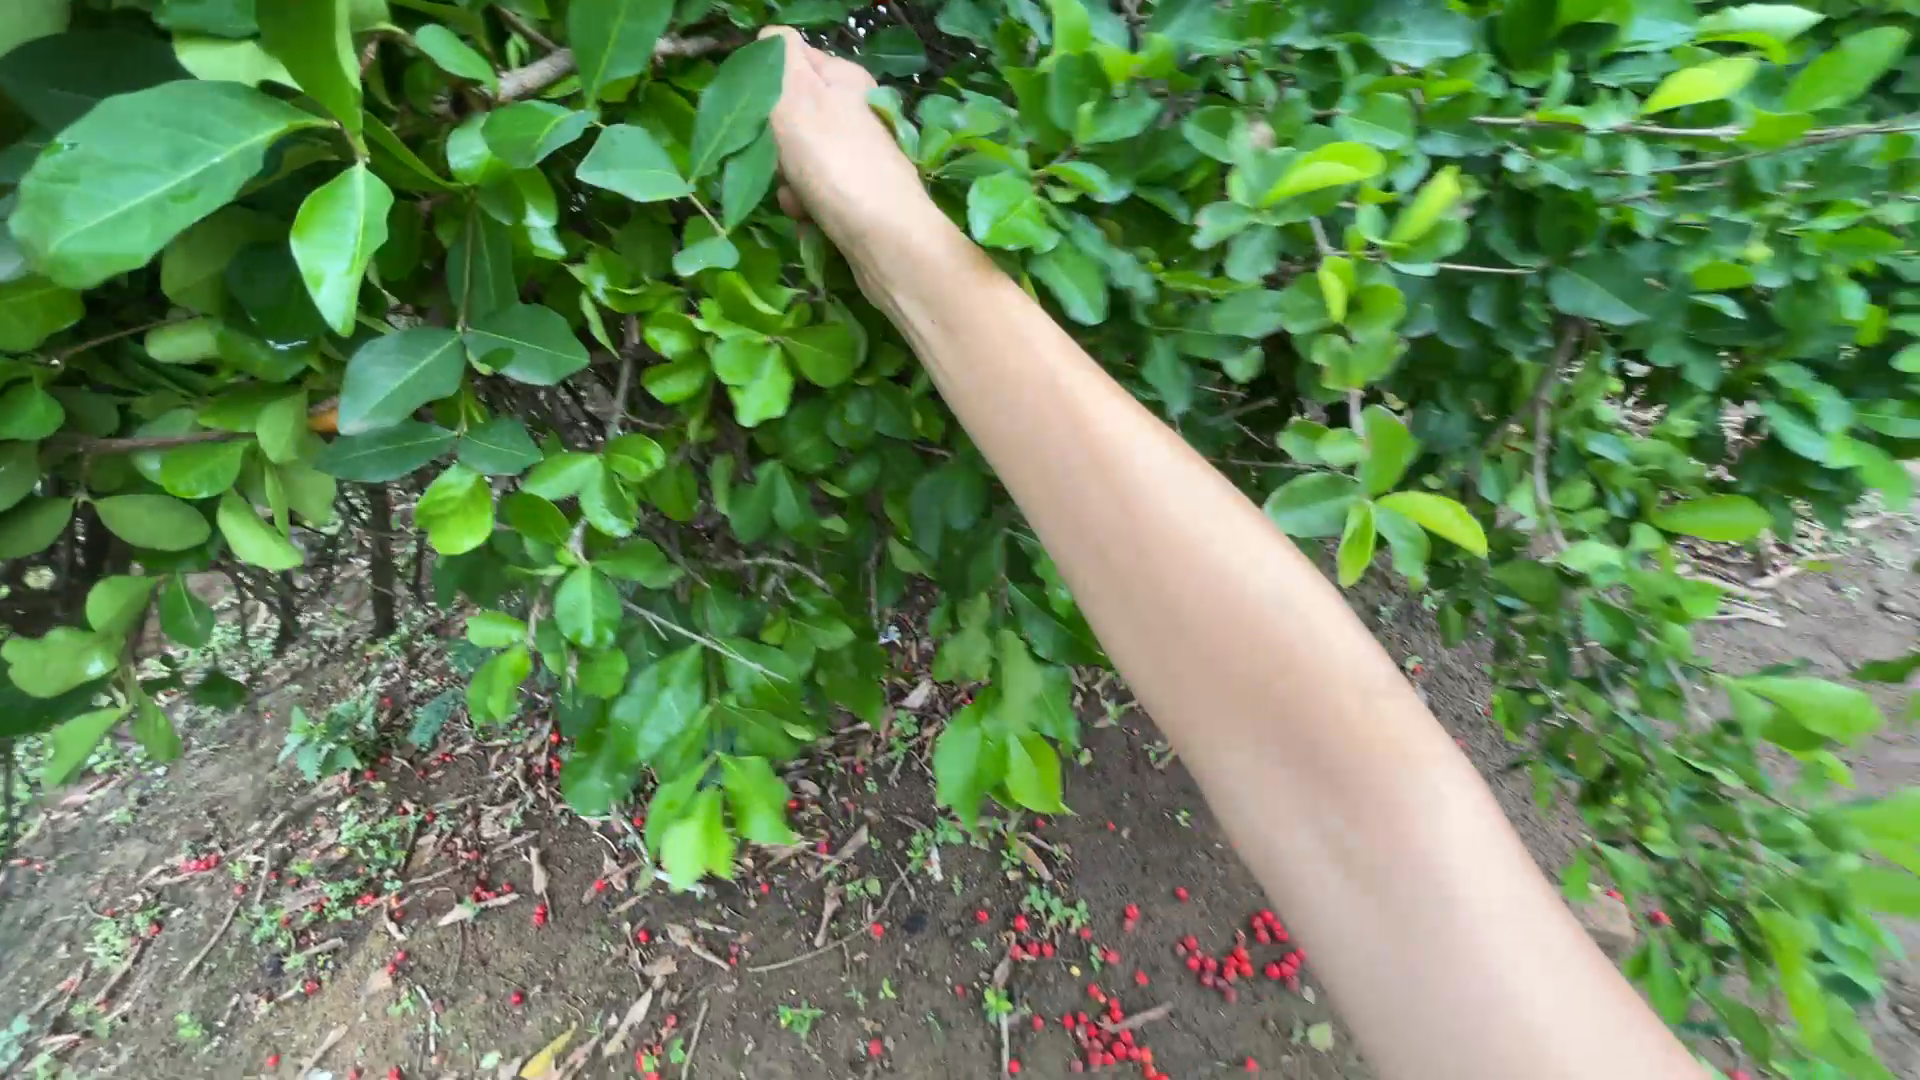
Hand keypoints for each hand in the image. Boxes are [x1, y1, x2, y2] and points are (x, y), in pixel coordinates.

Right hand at [759, 27, 938, 263]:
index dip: (770, 90)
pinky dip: (809, 215)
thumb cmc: (837, 164)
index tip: (764, 114)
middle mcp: (856, 120)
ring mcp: (858, 166)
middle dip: (777, 151)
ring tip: (802, 202)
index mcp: (845, 82)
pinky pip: (817, 205)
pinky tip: (813, 224)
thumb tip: (773, 38)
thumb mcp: (798, 94)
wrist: (888, 243)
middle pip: (792, 126)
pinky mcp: (859, 208)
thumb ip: (780, 59)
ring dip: (790, 188)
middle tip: (783, 165)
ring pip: (800, 170)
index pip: (795, 65)